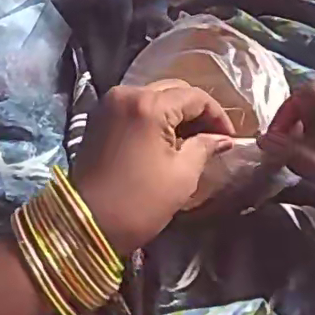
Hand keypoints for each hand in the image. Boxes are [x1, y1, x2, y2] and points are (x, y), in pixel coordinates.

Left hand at [70, 81, 235, 255]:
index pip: (194, 97)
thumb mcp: (181, 176)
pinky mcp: (98, 117)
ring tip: (192, 140)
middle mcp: (126, 94)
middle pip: (172, 91)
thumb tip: (222, 139)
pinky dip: (153, 118)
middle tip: (213, 138)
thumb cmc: (138, 202)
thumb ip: (204, 148)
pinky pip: (134, 107)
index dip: (217, 116)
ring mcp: (109, 104)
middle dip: (195, 112)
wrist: (85, 223)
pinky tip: (166, 140)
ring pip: (153, 97)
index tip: (229, 138)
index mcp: (148, 105)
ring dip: (174, 114)